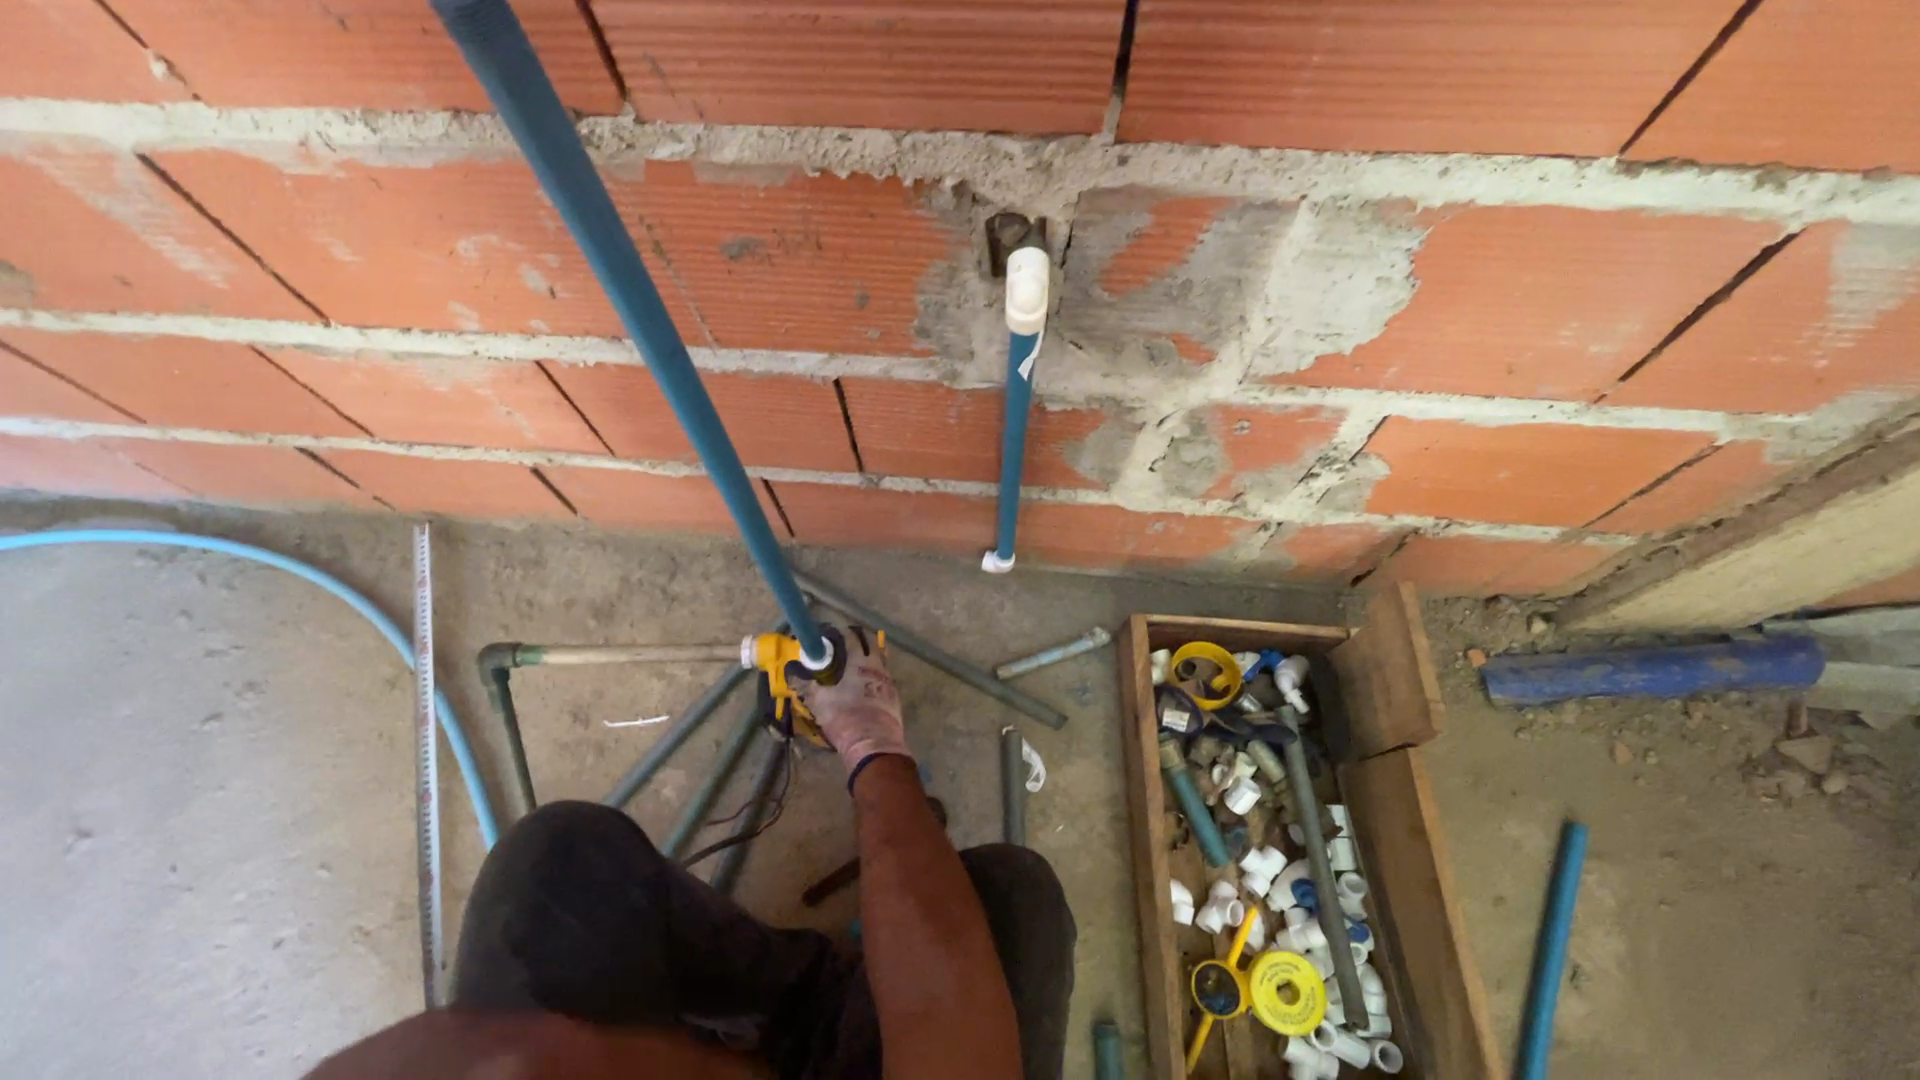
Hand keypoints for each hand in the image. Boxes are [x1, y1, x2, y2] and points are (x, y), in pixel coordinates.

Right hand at [796, 625, 909, 784]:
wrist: (873, 743)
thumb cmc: (844, 717)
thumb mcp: (818, 700)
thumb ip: (803, 683)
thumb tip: (790, 669)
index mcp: (858, 661)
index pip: (852, 637)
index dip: (841, 632)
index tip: (832, 633)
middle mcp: (877, 665)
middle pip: (870, 644)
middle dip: (859, 640)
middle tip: (845, 645)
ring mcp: (888, 681)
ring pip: (880, 661)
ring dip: (869, 658)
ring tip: (855, 665)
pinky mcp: (894, 696)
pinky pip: (883, 679)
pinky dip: (874, 677)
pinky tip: (866, 687)